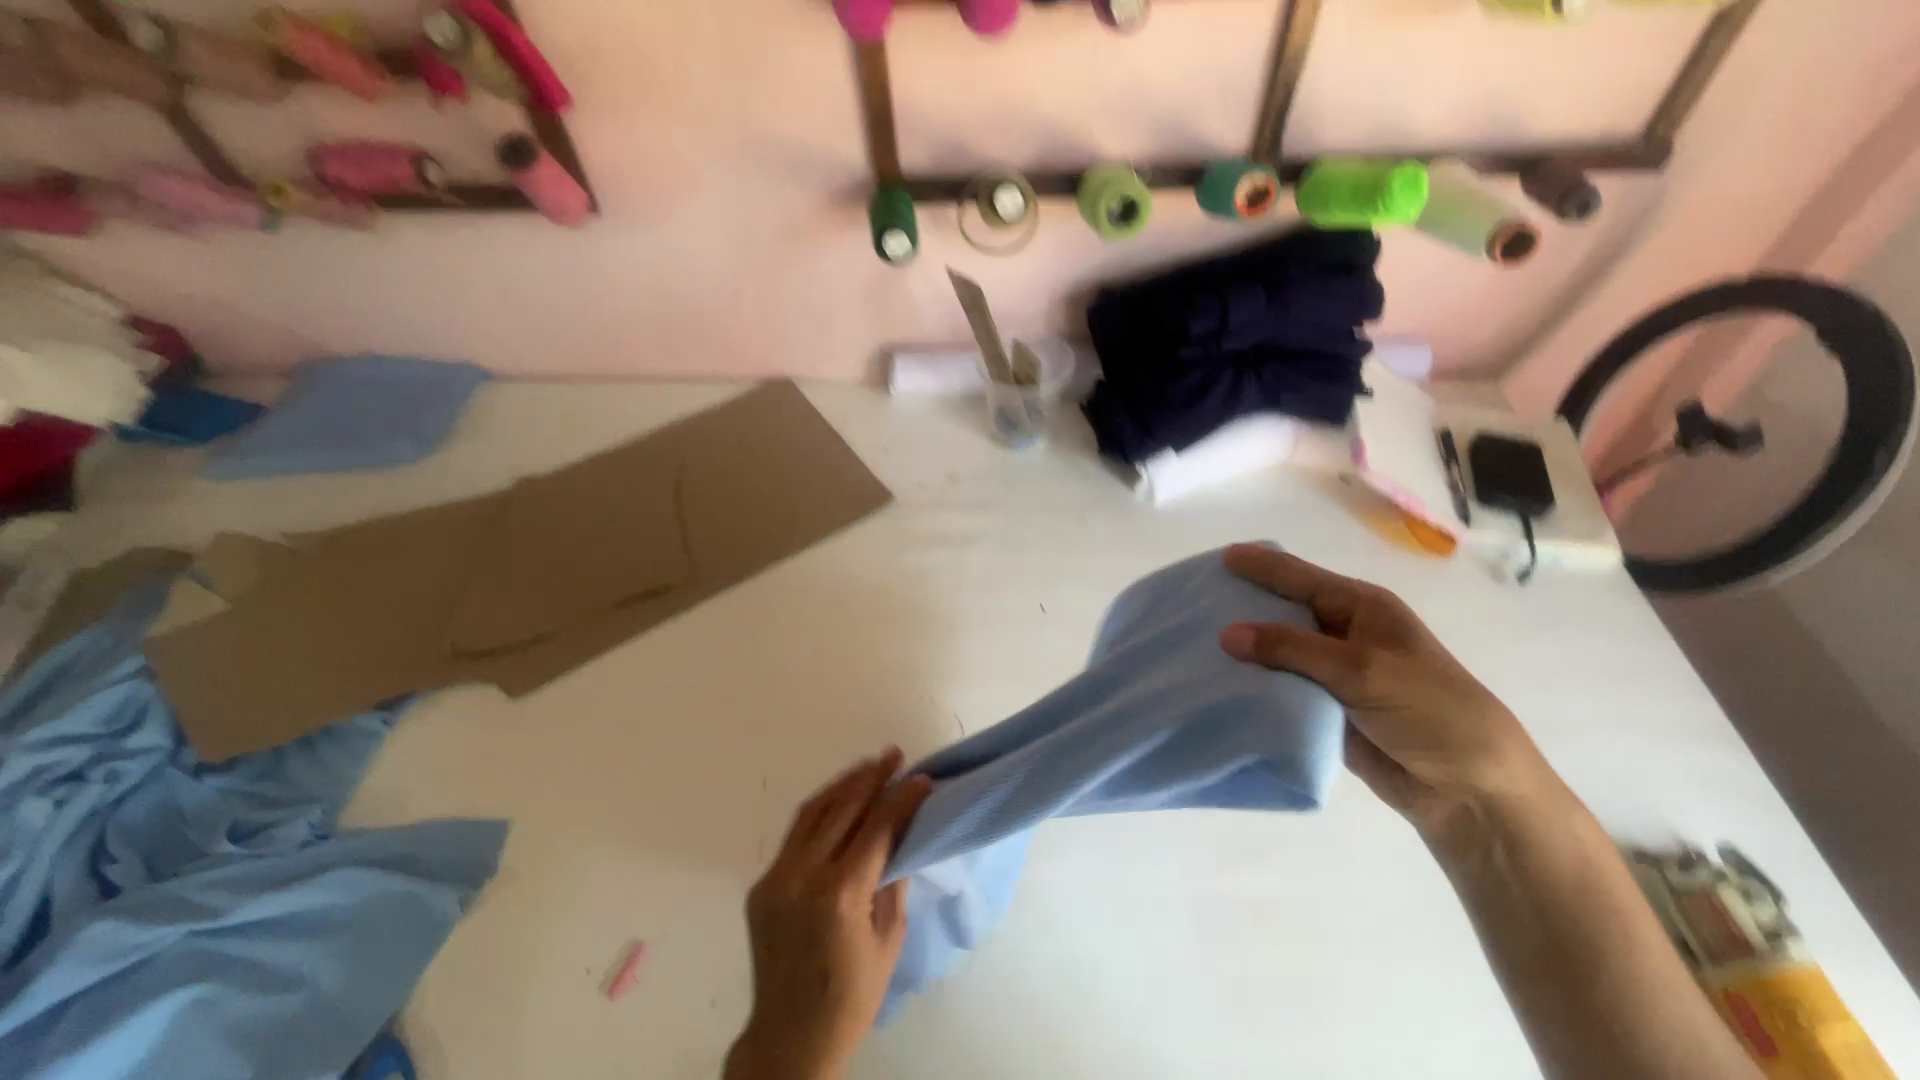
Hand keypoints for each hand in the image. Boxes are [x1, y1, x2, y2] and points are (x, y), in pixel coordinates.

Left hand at [726, 749, 933, 1079]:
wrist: (790, 1034)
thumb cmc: (853, 996)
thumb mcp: (888, 939)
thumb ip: (892, 880)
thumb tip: (901, 836)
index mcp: (840, 895)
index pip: (876, 829)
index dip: (902, 799)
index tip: (922, 779)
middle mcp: (803, 877)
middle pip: (842, 810)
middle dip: (872, 779)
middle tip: (895, 756)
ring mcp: (776, 878)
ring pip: (812, 813)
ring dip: (843, 785)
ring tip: (869, 766)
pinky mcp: (762, 885)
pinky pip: (795, 836)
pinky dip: (820, 811)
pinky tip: (839, 800)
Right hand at [1216, 545, 1562, 838]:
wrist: (1466, 785)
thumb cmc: (1428, 708)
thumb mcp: (1362, 669)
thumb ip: (1292, 649)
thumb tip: (1227, 634)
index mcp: (1362, 609)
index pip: (1301, 578)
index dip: (1262, 567)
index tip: (1220, 557)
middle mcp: (1345, 635)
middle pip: (1284, 613)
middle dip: (1244, 607)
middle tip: (1193, 603)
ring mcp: (1334, 675)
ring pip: (1278, 656)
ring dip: (1244, 653)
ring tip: (1193, 645)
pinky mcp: (1325, 711)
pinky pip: (1280, 692)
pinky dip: (1253, 689)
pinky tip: (1217, 687)